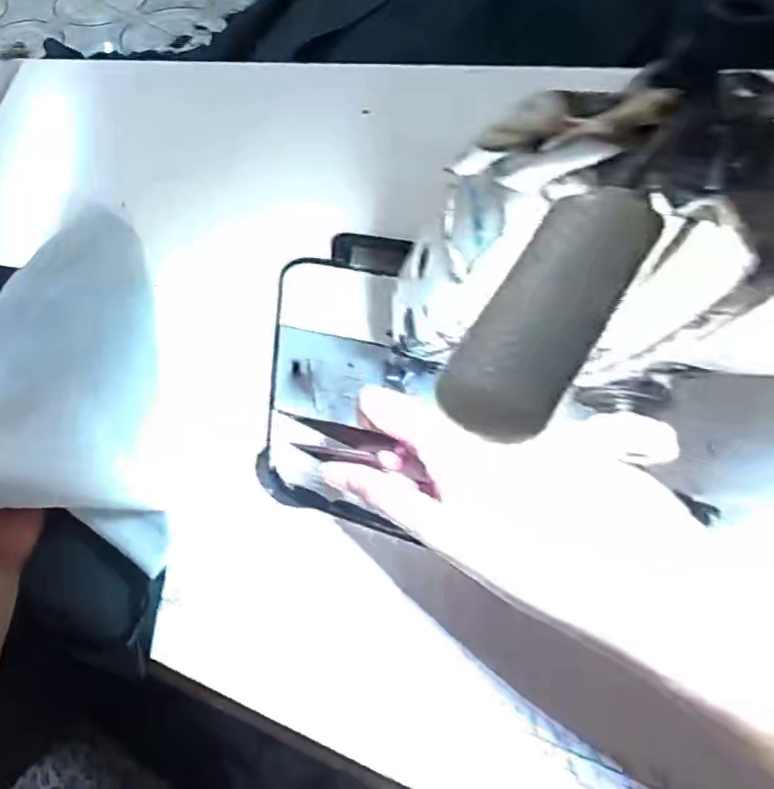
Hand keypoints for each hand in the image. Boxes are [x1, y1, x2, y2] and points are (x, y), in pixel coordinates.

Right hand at [321, 388, 710, 664]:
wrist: (671, 604)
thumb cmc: (545, 569)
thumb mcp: (443, 535)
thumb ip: (381, 494)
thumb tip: (335, 471)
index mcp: (448, 435)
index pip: (377, 401)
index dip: (368, 431)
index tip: (381, 463)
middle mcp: (493, 424)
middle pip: (427, 422)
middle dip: (417, 455)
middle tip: (432, 499)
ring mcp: (546, 435)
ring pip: (477, 438)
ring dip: (466, 465)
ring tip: (491, 514)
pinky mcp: (592, 454)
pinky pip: (528, 450)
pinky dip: (518, 473)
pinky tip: (541, 516)